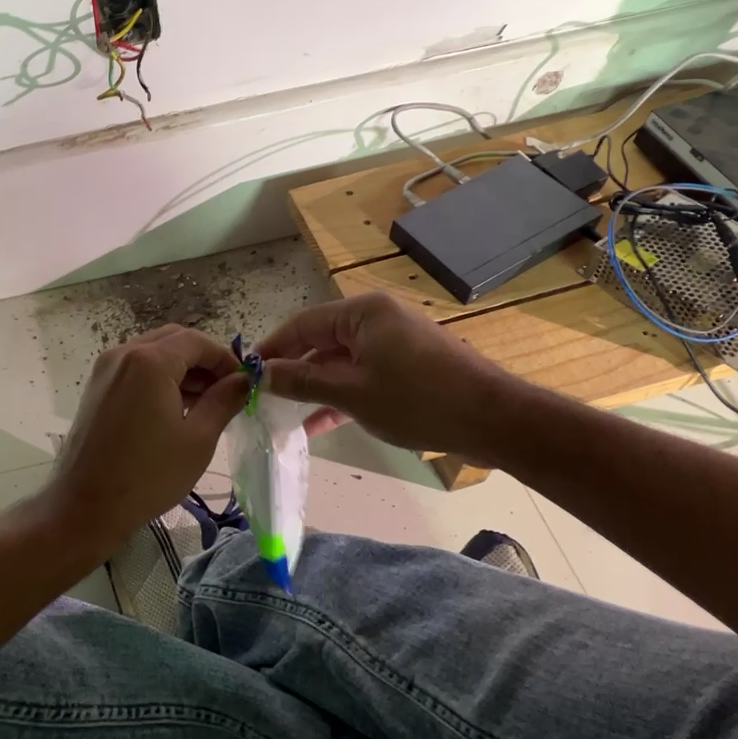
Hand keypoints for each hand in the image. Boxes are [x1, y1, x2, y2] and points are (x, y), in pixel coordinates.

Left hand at [47, 326, 251, 543]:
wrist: (86, 506)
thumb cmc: (148, 475)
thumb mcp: (198, 439)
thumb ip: (224, 401)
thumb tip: (244, 380)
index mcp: (149, 361)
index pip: (196, 341)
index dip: (225, 358)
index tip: (243, 383)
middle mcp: (123, 354)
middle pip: (173, 341)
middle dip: (203, 361)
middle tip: (225, 392)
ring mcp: (105, 370)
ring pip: (153, 354)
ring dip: (181, 370)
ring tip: (204, 405)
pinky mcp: (96, 388)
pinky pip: (135, 370)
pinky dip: (158, 379)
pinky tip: (174, 410)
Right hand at [256, 293, 523, 462]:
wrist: (492, 420)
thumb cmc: (418, 400)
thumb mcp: (351, 392)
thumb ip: (302, 380)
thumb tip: (260, 374)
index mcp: (362, 312)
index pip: (302, 324)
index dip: (271, 349)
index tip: (244, 374)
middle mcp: (375, 320)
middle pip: (319, 342)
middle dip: (291, 370)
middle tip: (260, 398)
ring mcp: (392, 344)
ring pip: (339, 363)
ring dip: (313, 388)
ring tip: (281, 415)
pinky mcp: (405, 368)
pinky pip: (360, 376)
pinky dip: (339, 396)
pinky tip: (315, 426)